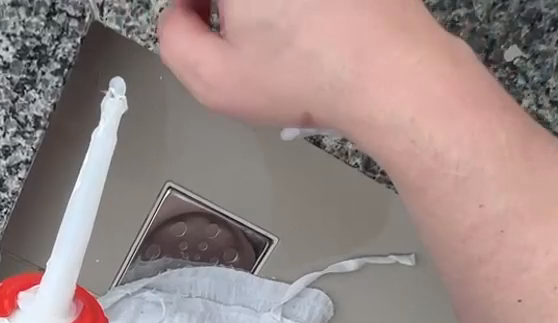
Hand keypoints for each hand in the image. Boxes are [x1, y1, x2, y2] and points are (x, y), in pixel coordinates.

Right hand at [157, 0, 453, 132]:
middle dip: (226, 11)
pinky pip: (301, 2)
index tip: (197, 24)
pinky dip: (297, 11)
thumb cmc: (305, 76)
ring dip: (263, 13)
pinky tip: (308, 28)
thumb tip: (177, 14)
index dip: (190, 9)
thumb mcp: (212, 80)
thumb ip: (172, 38)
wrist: (384, 69)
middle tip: (241, 37)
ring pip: (266, 2)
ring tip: (281, 35)